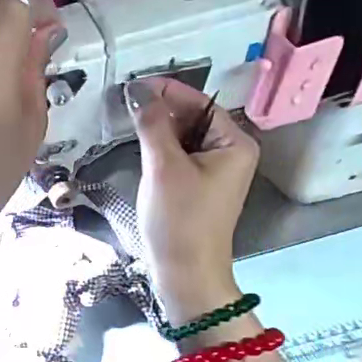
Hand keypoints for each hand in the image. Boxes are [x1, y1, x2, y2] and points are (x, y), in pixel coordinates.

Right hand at [129, 79, 258, 323]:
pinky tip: (141, 147)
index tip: (131, 85)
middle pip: (193, 118)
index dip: (165, 91)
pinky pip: (181, 157)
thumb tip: (137, 90)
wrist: (185, 275)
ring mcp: (217, 172)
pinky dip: (161, 150)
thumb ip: (152, 123)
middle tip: (124, 104)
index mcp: (236, 143)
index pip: (199, 102)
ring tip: (128, 122)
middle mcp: (232, 153)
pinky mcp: (201, 187)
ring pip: (185, 137)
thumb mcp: (163, 166)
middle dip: (160, 110)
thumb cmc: (180, 221)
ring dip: (158, 130)